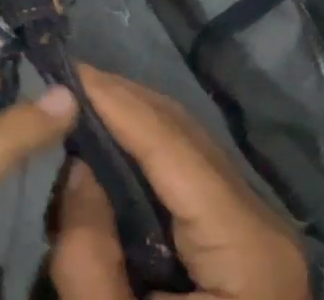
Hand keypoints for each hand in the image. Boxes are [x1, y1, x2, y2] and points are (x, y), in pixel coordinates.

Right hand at [48, 66, 312, 299]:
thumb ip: (88, 256)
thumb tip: (80, 172)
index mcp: (244, 246)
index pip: (171, 144)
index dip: (116, 100)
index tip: (64, 66)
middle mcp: (262, 222)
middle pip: (185, 135)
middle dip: (122, 100)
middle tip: (61, 79)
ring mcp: (259, 231)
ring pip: (191, 149)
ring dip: (133, 121)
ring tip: (79, 103)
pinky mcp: (246, 245)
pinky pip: (192, 178)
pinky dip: (148, 153)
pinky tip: (111, 148)